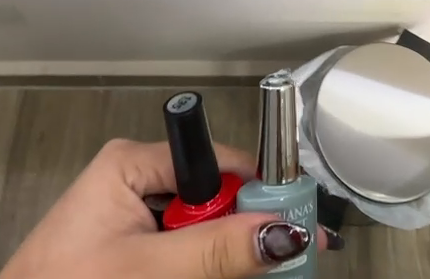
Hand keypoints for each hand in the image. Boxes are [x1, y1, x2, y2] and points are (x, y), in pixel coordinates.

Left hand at [0, 138, 312, 278]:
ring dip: (227, 260)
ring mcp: (134, 219)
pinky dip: (206, 270)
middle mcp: (137, 182)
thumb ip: (213, 250)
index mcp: (133, 163)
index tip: (296, 224)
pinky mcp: (133, 252)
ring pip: (204, 233)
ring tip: (257, 274)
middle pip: (215, 200)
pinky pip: (184, 253)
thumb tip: (280, 230)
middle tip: (282, 265)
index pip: (217, 163)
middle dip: (244, 236)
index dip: (258, 192)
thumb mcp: (145, 270)